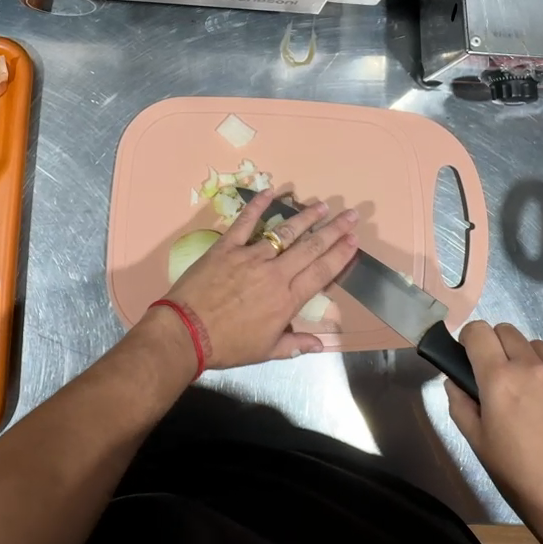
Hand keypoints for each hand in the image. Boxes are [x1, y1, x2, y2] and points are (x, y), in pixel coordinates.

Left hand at [161, 190, 358, 368]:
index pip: (321, 272)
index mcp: (287, 300)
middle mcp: (275, 273)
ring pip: (285, 232)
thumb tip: (322, 344)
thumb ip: (295, 345)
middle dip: (333, 230)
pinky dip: (258, 205)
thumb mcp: (265, 352)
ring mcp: (251, 256)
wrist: (188, 332)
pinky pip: (246, 221)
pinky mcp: (228, 246)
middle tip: (350, 214)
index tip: (354, 240)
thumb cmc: (228, 345)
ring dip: (305, 217)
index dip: (340, 254)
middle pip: (310, 247)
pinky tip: (271, 191)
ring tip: (322, 205)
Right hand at [445, 322, 542, 543]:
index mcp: (500, 378)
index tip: (468, 356)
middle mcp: (532, 368)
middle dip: (495, 345)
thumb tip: (455, 382)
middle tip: (496, 375)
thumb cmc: (522, 478)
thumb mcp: (478, 445)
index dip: (469, 338)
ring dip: (525, 357)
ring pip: (537, 346)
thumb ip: (460, 405)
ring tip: (527, 390)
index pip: (478, 330)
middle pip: (507, 330)